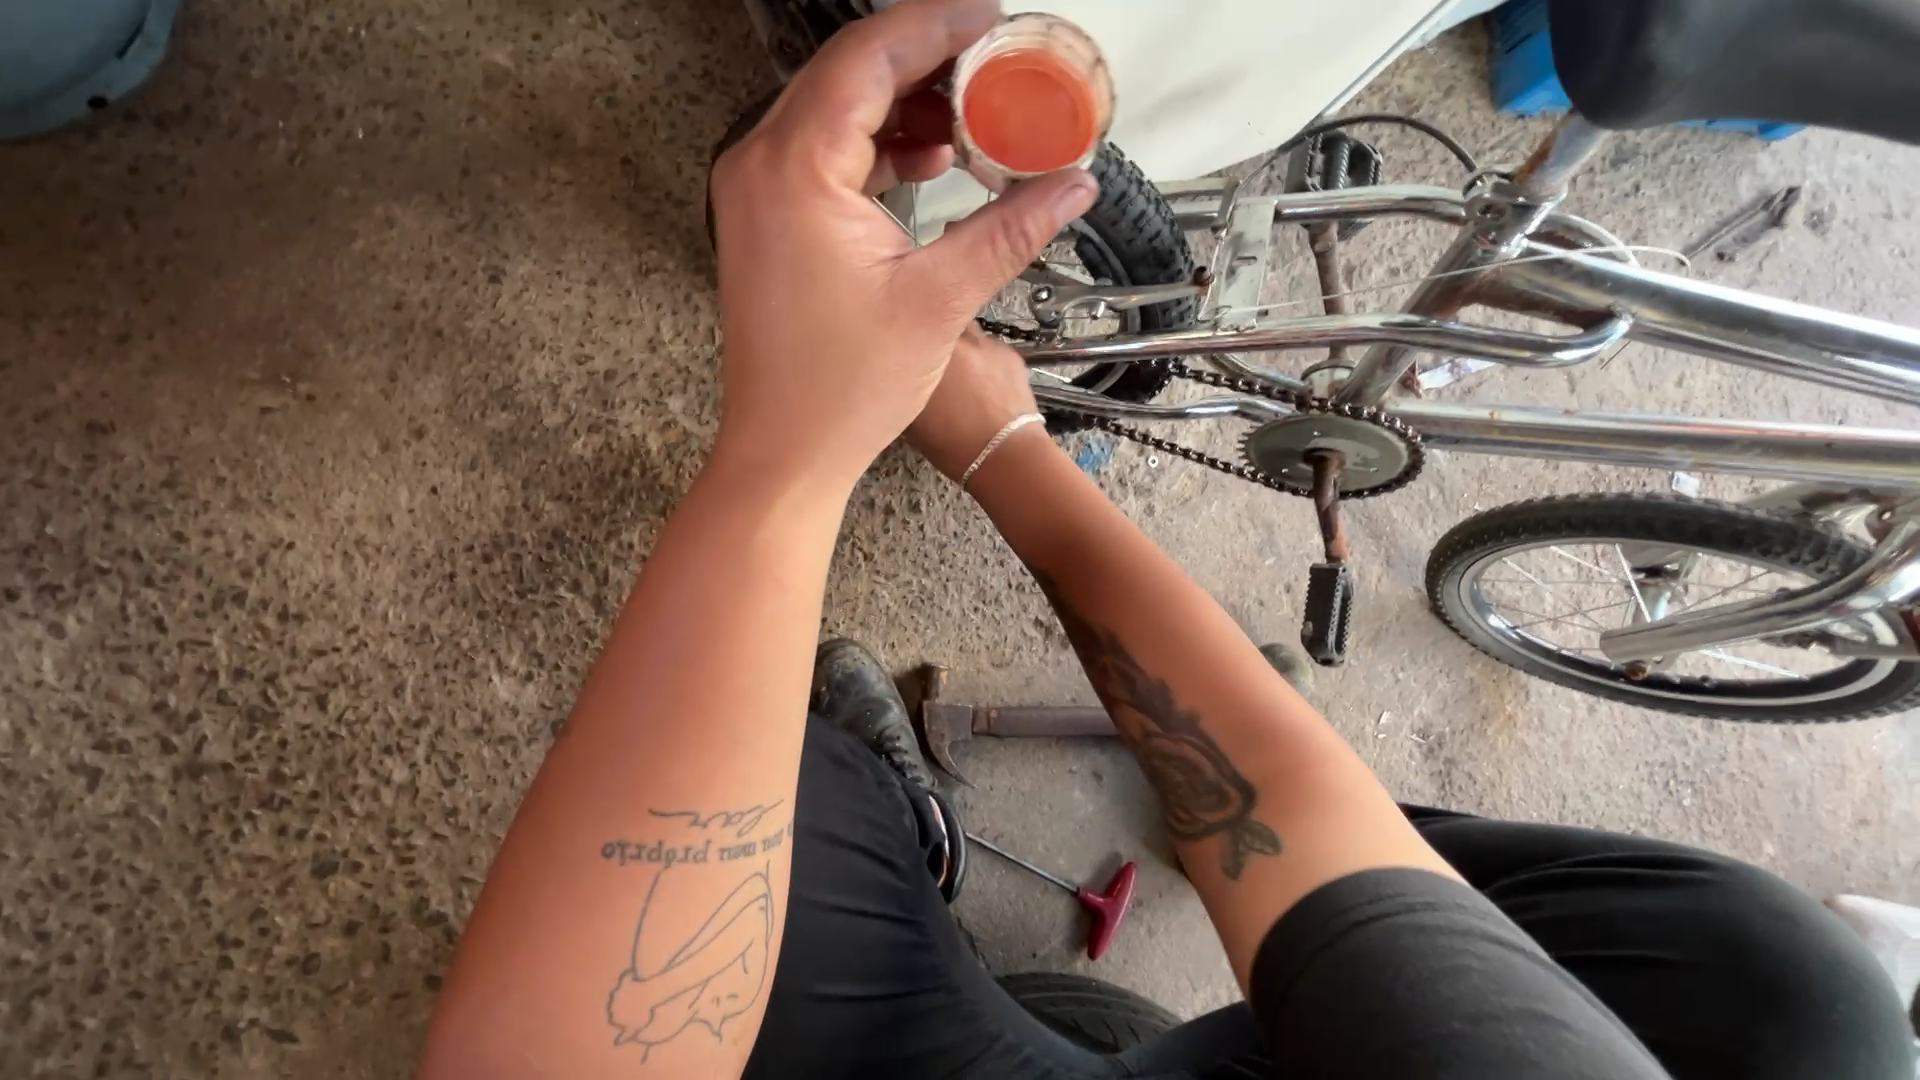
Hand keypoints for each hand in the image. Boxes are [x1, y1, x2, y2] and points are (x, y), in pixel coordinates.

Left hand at [708, 0, 1098, 489]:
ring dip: (903, 110)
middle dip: (926, 67)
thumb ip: (1009, 229)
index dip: (938, 27)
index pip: (868, 56)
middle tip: (993, 72)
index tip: (994, 23)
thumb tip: (1072, 185)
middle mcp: (760, 167)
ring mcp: (756, 196)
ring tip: (972, 122)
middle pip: (848, 76)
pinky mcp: (768, 224)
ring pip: (835, 115)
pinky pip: (824, 158)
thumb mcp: (940, 300)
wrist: (787, 450)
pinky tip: (927, 164)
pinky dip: (876, 151)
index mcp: (796, 170)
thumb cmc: (842, 389)